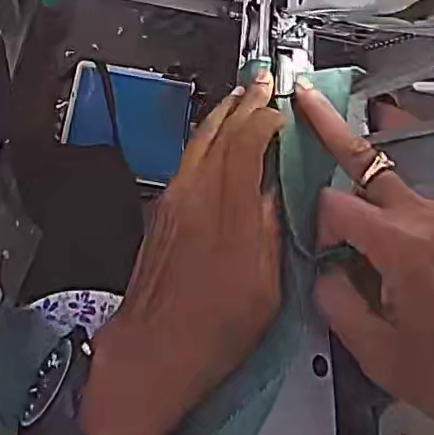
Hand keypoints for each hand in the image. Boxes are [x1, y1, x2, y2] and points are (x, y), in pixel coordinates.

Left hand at [78, 71, 285, 434]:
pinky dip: (207, 134)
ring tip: (242, 96)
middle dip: (245, 102)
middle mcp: (197, 197)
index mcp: (229, 215)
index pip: (246, 144)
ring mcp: (175, 199)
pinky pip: (189, 155)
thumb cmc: (212, 330)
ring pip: (200, 138)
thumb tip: (279, 191)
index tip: (283, 110)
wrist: (150, 352)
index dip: (266, 119)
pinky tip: (218, 134)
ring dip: (223, 112)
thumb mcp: (266, 286)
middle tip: (263, 82)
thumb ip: (273, 229)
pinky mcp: (162, 207)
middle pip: (221, 131)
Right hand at [293, 83, 433, 434]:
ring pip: (388, 183)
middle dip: (330, 127)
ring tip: (338, 201)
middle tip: (307, 100)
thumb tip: (322, 268)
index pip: (336, 204)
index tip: (313, 247)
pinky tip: (380, 244)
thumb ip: (334, 296)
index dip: (314, 222)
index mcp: (405, 248)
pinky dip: (386, 210)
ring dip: (358, 185)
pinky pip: (412, 203)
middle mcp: (430, 221)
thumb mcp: (374, 350)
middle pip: (366, 159)